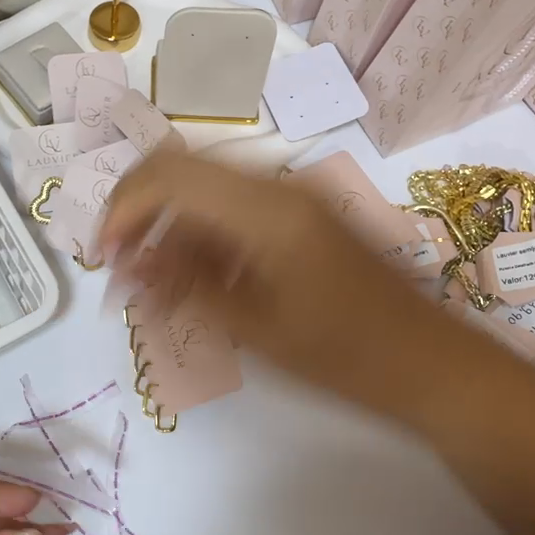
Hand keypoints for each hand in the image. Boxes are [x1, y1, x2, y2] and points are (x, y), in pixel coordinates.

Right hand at [98, 152, 491, 409]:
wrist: (433, 363)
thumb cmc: (347, 355)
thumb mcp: (254, 328)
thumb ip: (183, 288)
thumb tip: (125, 265)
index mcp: (265, 208)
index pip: (167, 174)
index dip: (121, 208)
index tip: (102, 257)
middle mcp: (276, 187)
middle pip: (181, 172)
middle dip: (139, 215)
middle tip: (120, 270)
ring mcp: (291, 199)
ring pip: (203, 191)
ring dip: (167, 229)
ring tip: (152, 286)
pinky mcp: (300, 218)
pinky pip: (232, 210)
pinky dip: (200, 239)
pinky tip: (193, 282)